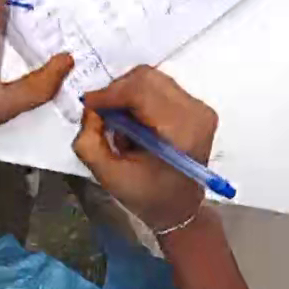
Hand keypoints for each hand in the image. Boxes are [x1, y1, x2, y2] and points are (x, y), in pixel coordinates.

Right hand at [73, 66, 218, 233]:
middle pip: (147, 78)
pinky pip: (161, 89)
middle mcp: (196, 112)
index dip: (109, 93)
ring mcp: (200, 108)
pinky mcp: (198, 108)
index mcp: (179, 132)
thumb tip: (90, 111)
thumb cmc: (146, 198)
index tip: (89, 105)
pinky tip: (136, 126)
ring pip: (153, 80)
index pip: (140, 91)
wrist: (179, 210)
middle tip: (103, 117)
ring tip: (122, 127)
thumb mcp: (109, 176)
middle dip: (117, 93)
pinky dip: (141, 101)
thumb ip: (90, 143)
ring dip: (128, 97)